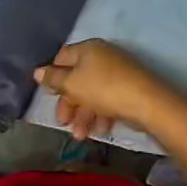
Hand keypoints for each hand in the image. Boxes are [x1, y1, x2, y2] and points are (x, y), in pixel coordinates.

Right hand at [34, 39, 173, 139]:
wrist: (148, 103)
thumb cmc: (103, 89)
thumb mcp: (71, 84)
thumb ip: (52, 79)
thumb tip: (37, 72)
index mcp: (87, 49)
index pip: (61, 58)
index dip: (52, 76)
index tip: (48, 94)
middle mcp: (101, 57)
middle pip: (76, 79)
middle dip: (68, 104)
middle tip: (63, 122)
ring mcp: (117, 73)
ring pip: (91, 93)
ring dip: (83, 115)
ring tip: (81, 136)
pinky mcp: (128, 89)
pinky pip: (107, 100)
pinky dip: (101, 114)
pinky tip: (100, 130)